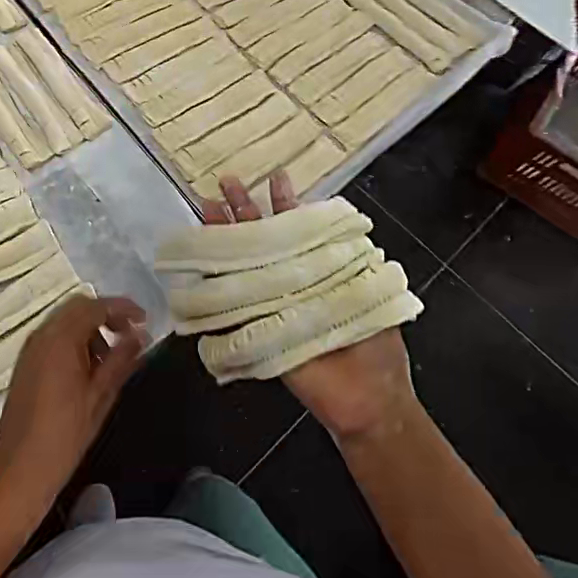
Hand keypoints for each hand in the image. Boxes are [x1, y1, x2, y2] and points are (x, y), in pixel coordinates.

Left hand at [0, 296, 148, 502]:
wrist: (19, 473)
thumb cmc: (64, 436)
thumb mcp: (101, 396)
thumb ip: (122, 360)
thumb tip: (140, 335)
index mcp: (61, 340)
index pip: (96, 307)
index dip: (124, 309)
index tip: (146, 320)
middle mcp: (42, 336)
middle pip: (78, 307)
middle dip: (107, 315)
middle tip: (130, 334)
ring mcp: (30, 350)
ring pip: (65, 321)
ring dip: (91, 329)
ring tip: (112, 358)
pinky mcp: (26, 366)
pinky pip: (54, 338)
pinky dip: (75, 341)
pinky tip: (89, 369)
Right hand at [198, 173, 422, 443]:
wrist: (368, 399)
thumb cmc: (376, 347)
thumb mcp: (370, 292)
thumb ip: (351, 263)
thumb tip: (339, 230)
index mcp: (319, 270)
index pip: (298, 230)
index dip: (286, 204)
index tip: (276, 178)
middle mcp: (292, 282)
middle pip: (263, 239)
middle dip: (245, 209)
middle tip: (227, 181)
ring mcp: (272, 304)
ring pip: (243, 264)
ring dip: (225, 235)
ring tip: (208, 205)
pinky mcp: (257, 330)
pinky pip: (232, 305)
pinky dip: (215, 284)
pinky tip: (201, 261)